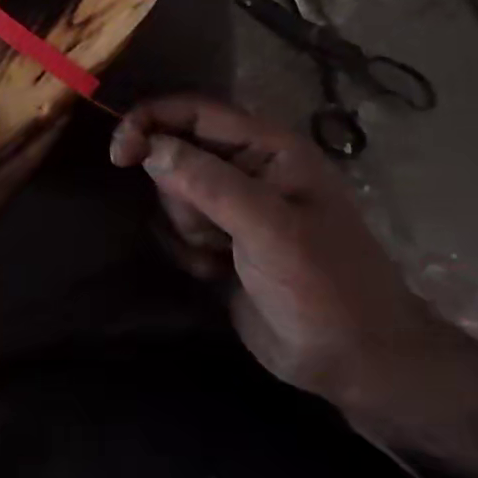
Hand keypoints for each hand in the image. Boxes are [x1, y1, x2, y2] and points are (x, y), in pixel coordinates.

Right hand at [109, 95, 468, 423]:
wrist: (358, 367)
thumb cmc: (327, 288)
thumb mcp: (271, 230)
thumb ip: (209, 182)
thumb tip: (149, 147)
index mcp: (269, 148)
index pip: (194, 111)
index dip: (151, 121)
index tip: (118, 154)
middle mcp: (248, 167)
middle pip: (176, 150)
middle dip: (175, 189)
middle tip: (205, 229)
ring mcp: (233, 205)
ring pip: (171, 190)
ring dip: (183, 223)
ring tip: (218, 255)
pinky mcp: (220, 239)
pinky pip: (175, 224)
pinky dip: (185, 247)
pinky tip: (214, 272)